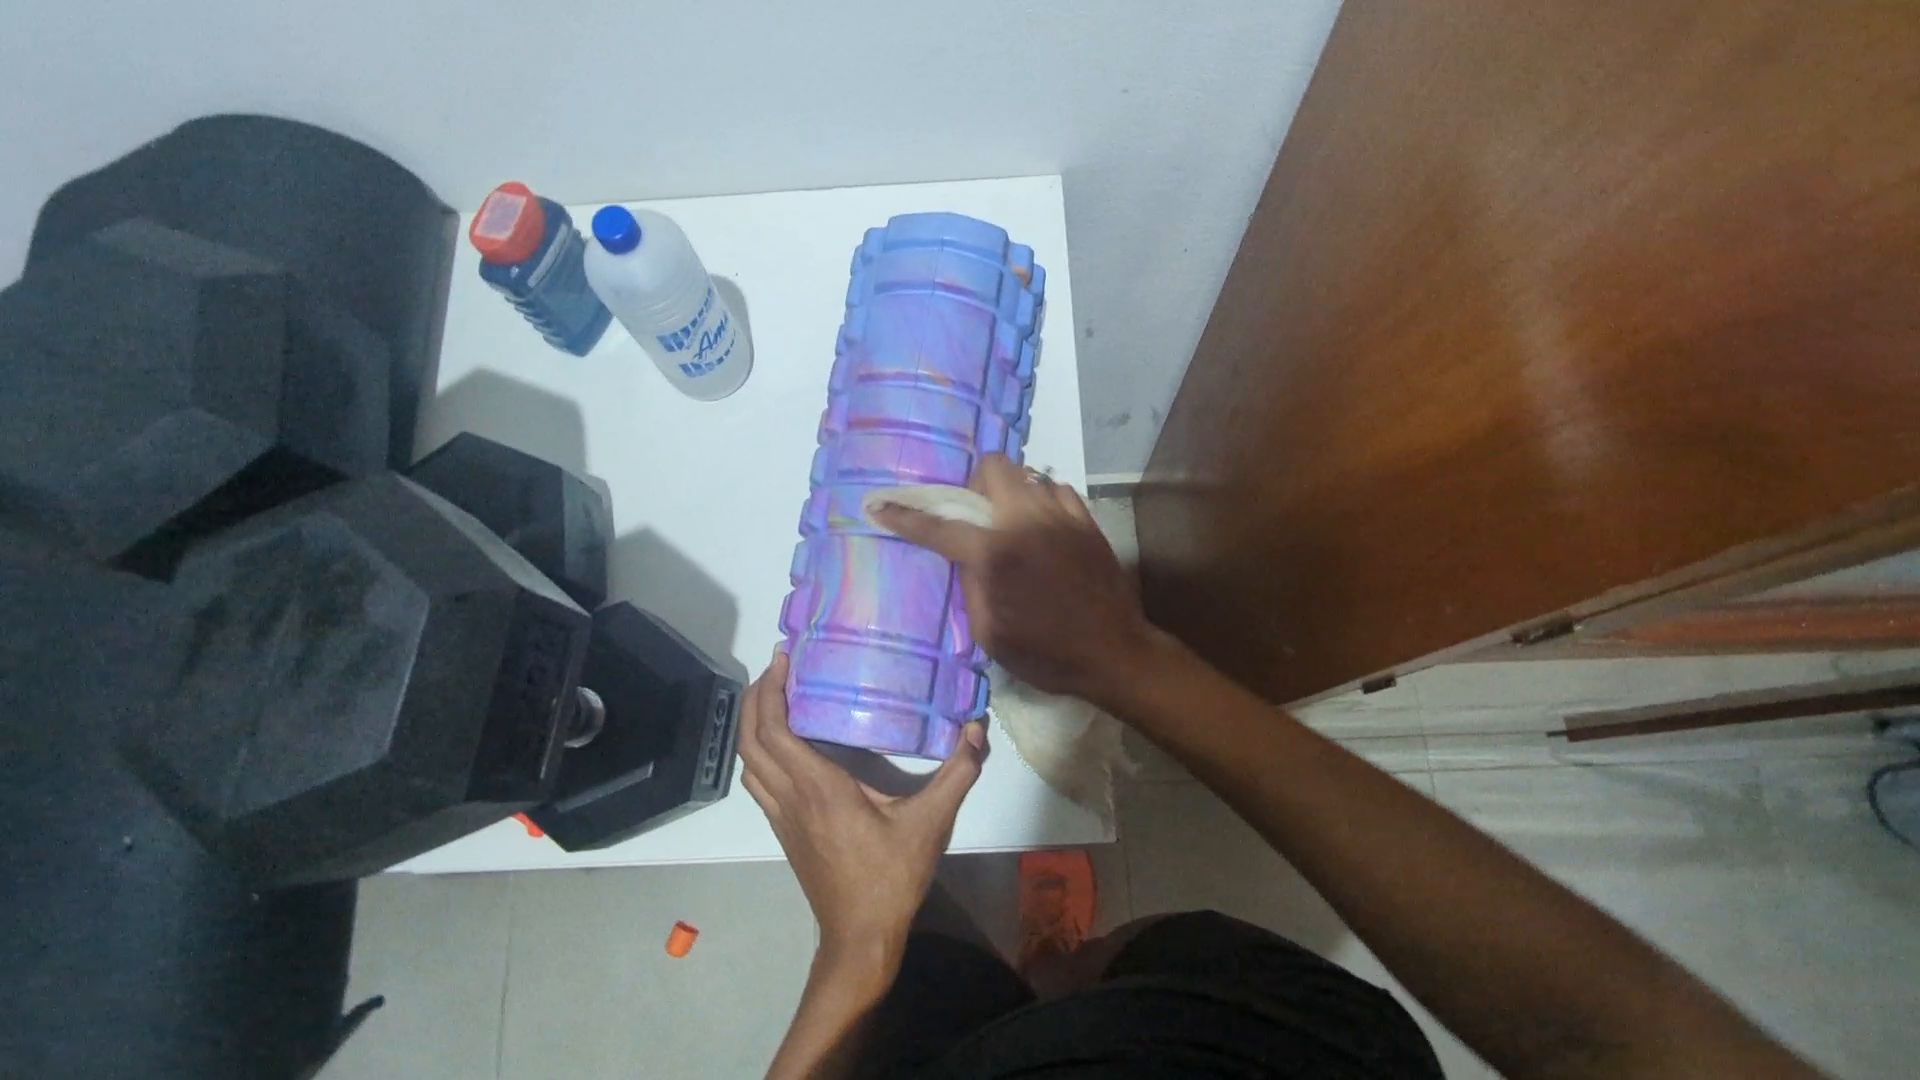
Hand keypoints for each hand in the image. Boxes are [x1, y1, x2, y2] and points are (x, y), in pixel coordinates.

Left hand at [737, 652, 986, 960]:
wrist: (860, 936)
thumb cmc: (891, 877)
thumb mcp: (931, 823)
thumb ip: (957, 774)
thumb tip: (976, 729)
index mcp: (820, 787)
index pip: (775, 730)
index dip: (771, 690)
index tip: (783, 658)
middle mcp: (791, 796)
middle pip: (751, 739)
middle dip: (755, 697)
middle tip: (777, 667)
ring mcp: (782, 816)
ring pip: (748, 761)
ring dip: (752, 724)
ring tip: (775, 697)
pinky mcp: (784, 830)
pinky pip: (758, 781)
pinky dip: (759, 752)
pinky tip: (784, 744)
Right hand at [872, 454, 1158, 704]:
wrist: (1114, 654)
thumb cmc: (1047, 653)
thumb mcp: (991, 633)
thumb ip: (971, 586)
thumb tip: (964, 556)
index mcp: (996, 555)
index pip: (940, 527)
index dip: (905, 518)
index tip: (880, 508)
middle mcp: (1028, 523)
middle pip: (993, 468)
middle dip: (976, 485)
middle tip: (976, 517)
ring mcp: (1063, 517)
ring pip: (1028, 475)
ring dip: (1012, 494)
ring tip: (1013, 525)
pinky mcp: (1088, 522)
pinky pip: (1058, 490)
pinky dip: (1043, 502)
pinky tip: (1043, 530)